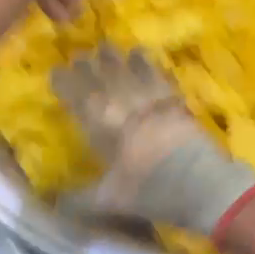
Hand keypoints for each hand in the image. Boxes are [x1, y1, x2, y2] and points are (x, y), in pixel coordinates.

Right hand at [52, 47, 254, 239]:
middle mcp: (124, 107)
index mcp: (103, 127)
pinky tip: (146, 58)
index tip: (55, 72)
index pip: (77, 98)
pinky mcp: (177, 103)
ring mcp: (153, 102)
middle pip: (103, 79)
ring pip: (130, 73)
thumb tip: (53, 206)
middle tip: (80, 54)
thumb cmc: (151, 192)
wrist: (201, 185)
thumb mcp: (109, 201)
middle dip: (88, 66)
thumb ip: (78, 202)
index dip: (65, 83)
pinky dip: (150, 67)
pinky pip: (159, 78)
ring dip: (118, 59)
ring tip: (109, 47)